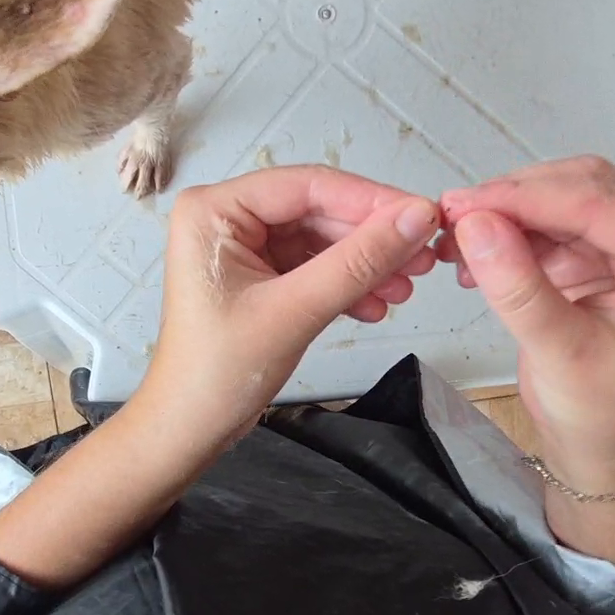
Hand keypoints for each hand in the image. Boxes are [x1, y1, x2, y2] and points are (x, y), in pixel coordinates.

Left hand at [134, 165, 439, 442]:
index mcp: (215, 211)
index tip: (423, 215)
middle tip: (423, 257)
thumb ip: (358, 261)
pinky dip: (346, 286)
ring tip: (405, 289)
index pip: (307, 187)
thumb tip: (417, 218)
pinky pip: (313, 269)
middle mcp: (227, 220)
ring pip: (321, 243)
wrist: (191, 427)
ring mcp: (244, 251)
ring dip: (365, 265)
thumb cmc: (217, 372)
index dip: (370, 201)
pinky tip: (375, 306)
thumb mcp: (295, 311)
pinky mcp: (260, 279)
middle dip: (372, 239)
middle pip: (318, 212)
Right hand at [439, 157, 614, 492]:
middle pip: (586, 187)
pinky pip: (552, 220)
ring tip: (456, 237)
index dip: (527, 198)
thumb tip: (473, 224)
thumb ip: (518, 288)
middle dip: (514, 197)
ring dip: (507, 211)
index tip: (463, 205)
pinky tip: (475, 254)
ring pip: (565, 195)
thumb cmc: (598, 412)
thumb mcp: (557, 353)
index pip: (602, 205)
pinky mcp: (604, 250)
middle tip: (451, 214)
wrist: (601, 443)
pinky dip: (510, 230)